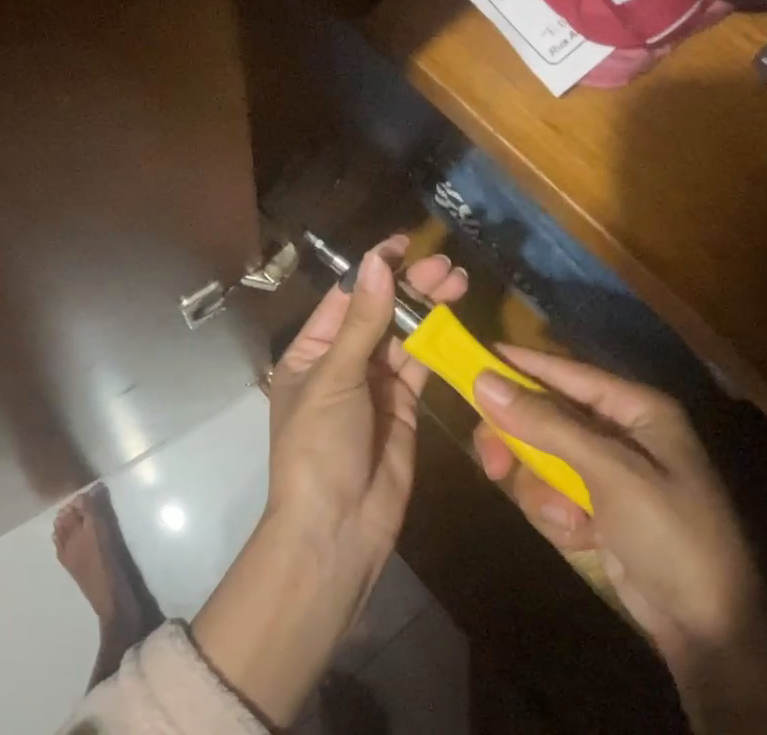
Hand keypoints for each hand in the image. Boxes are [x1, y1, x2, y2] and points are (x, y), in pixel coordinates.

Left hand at [264, 234, 468, 556]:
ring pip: (403, 337)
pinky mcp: (405, 408)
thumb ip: (363, 321)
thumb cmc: (319, 444)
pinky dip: (438, 344)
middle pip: (377, 314)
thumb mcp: (335, 377)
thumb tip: (376, 262)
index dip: (372, 270)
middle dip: (408, 287)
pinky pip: (422, 367)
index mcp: (309, 352)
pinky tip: (457, 318)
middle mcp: (341, 364)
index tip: (402, 243)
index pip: (343, 299)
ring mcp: (375, 387)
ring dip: (427, 310)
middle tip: (444, 263)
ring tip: (457, 280)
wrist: (337, 525)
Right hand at [468, 346, 762, 665]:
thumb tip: (483, 380)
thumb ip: (545, 424)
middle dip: (520, 444)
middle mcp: (618, 433)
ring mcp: (605, 472)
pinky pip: (548, 493)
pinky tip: (583, 537)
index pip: (565, 372)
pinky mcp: (594, 506)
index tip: (468, 362)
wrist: (706, 625)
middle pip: (541, 417)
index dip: (518, 366)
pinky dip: (556, 516)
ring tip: (570, 520)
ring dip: (544, 493)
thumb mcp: (609, 472)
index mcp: (636, 410)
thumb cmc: (670, 533)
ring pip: (537, 459)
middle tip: (493, 463)